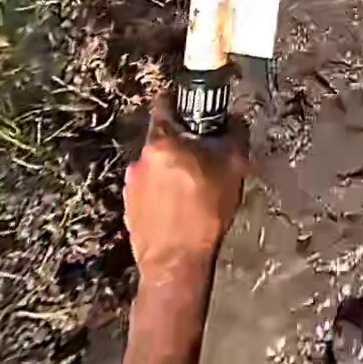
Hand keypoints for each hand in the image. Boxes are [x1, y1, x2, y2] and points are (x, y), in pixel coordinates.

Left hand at [124, 108, 248, 271]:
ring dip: (174, 166)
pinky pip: (151, 186)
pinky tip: (182, 204)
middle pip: (164, 136)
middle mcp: (141, 158)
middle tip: (207, 153)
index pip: (165, 103)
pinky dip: (165, 188)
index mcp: (162, 141)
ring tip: (196, 183)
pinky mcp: (129, 207)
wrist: (176, 262)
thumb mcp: (234, 164)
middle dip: (184, 140)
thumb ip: (234, 132)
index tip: (198, 107)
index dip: (184, 101)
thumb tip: (233, 119)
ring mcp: (131, 184)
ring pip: (158, 162)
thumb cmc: (206, 208)